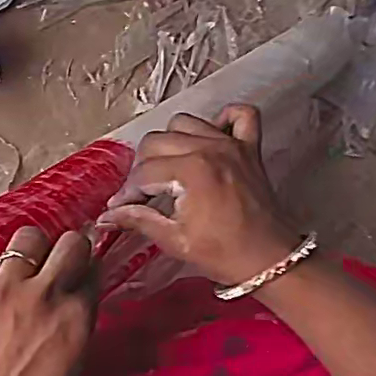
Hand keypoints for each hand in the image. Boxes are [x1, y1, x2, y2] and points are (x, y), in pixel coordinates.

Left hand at [0, 227, 96, 375]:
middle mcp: (44, 293)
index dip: (87, 272)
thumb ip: (79, 321)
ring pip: (26, 239)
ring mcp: (3, 289)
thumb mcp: (75, 362)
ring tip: (21, 270)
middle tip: (57, 264)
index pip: (93, 270)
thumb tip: (78, 296)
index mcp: (76, 314)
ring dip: (29, 252)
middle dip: (68, 249)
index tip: (80, 276)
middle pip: (69, 242)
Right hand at [98, 105, 299, 285]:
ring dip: (171, 143)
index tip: (119, 209)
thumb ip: (139, 219)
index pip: (143, 172)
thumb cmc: (222, 254)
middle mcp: (210, 148)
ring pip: (185, 123)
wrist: (269, 260)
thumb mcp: (174, 240)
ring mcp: (232, 144)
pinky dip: (223, 120)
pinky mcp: (250, 148)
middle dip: (142, 168)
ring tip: (169, 169)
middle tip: (142, 194)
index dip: (126, 193)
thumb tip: (106, 216)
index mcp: (191, 171)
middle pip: (157, 142)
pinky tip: (211, 138)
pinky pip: (239, 115)